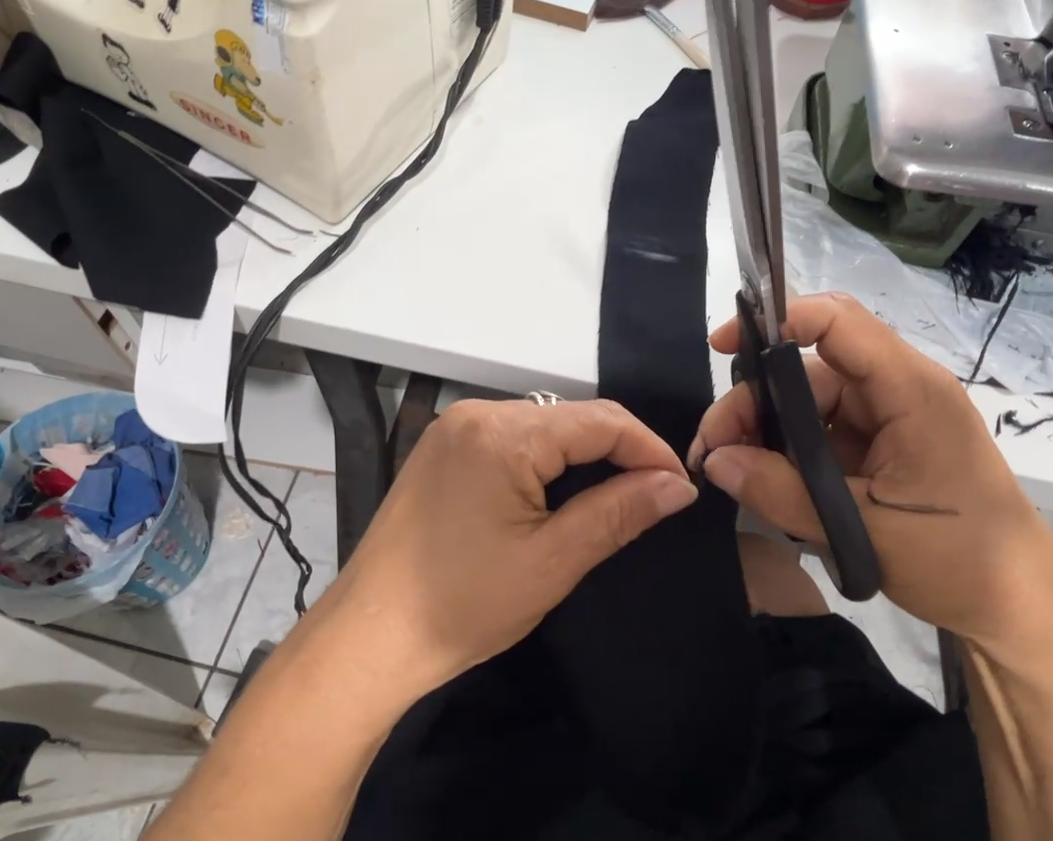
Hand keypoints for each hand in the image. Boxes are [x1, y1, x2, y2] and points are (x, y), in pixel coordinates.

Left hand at [314, 398, 697, 695]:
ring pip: (542, 426)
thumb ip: (619, 512)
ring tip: (619, 496)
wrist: (370, 637)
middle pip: (570, 417)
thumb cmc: (463, 605)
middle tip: (656, 495)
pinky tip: (563, 493)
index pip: (600, 420)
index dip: (649, 449)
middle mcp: (476, 414)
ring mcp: (453, 430)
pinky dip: (546, 461)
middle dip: (619, 450)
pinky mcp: (442, 451)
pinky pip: (511, 439)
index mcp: (502, 434)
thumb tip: (678, 486)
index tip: (682, 488)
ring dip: (583, 455)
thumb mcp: (552, 561)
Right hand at [694, 293, 1052, 650]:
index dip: (777, 319)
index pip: (838, 322)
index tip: (723, 346)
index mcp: (910, 390)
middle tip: (713, 450)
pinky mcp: (882, 447)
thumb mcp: (861, 528)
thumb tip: (714, 461)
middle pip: (809, 369)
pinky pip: (822, 433)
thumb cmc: (958, 560)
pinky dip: (789, 452)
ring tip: (731, 469)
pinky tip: (763, 480)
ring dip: (766, 431)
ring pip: (808, 403)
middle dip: (755, 402)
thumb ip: (780, 490)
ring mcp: (890, 420)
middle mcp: (899, 391)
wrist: (1018, 611)